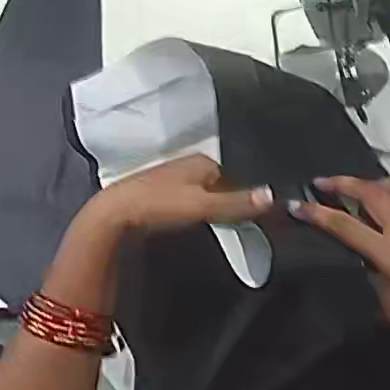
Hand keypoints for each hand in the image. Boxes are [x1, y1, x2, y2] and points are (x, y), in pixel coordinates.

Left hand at [85, 155, 271, 235]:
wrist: (116, 213)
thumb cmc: (161, 203)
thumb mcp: (203, 205)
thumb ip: (237, 202)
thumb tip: (273, 195)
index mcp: (203, 160)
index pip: (237, 178)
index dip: (248, 198)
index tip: (260, 219)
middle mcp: (189, 164)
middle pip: (222, 186)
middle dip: (232, 203)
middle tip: (244, 227)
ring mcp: (174, 178)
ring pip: (206, 194)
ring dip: (215, 210)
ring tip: (225, 228)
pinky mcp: (162, 194)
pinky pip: (191, 202)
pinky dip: (199, 213)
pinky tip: (198, 225)